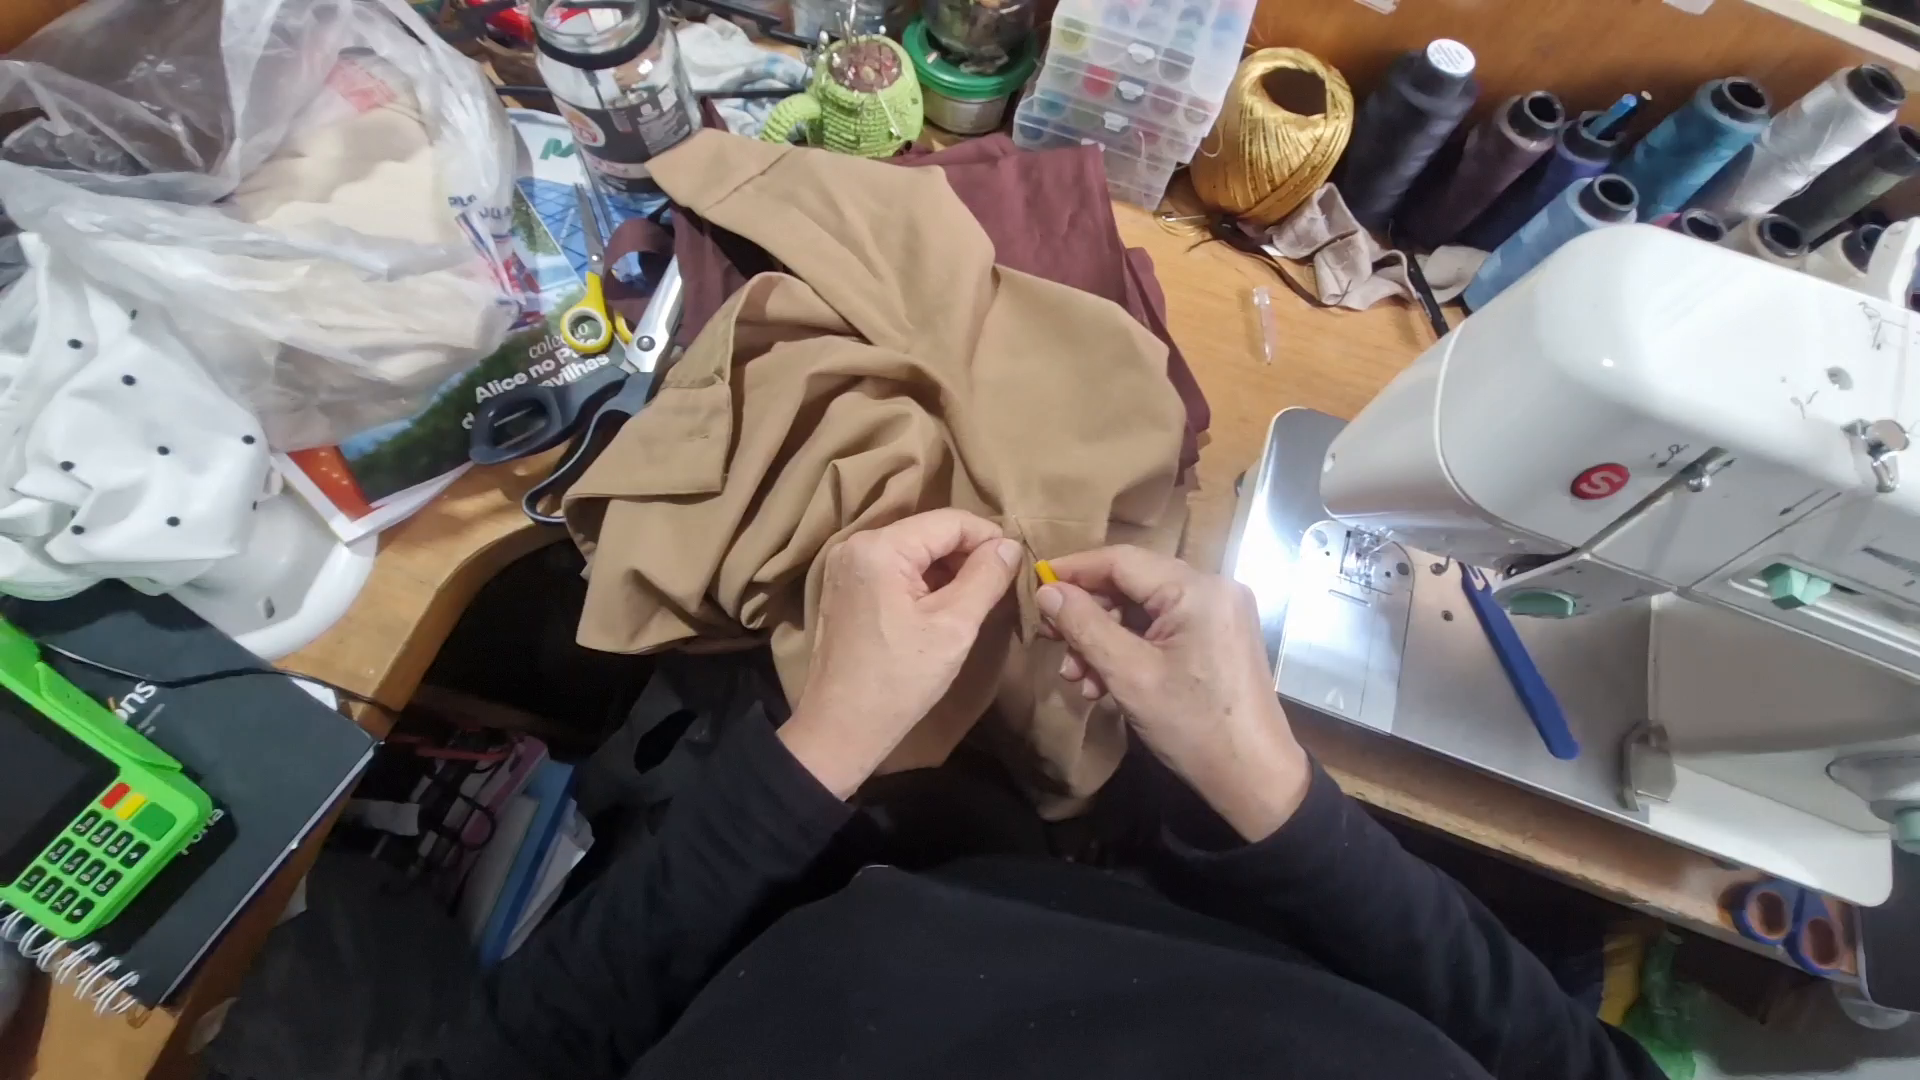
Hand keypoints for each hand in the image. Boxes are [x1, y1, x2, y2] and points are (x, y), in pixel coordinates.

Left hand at [782, 509, 1022, 798]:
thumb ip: (986, 577)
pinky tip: (944, 608)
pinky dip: (924, 582)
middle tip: (1000, 586)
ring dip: (948, 569)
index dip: (989, 538)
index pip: (950, 521)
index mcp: (880, 547)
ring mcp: (846, 566)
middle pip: (930, 532)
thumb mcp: (954, 627)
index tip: (1017, 565)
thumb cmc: (900, 679)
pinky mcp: (846, 587)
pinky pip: (895, 569)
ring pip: (914, 550)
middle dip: (969, 554)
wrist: (841, 729)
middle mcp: (856, 544)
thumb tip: (1010, 545)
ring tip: (977, 599)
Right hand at [1037, 546, 1310, 840]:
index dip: (1074, 569)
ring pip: (1143, 609)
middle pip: (1131, 583)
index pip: (1121, 560)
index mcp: (1197, 589)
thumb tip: (1046, 591)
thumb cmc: (1191, 726)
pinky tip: (1105, 683)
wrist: (1254, 780)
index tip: (1035, 585)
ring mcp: (1219, 612)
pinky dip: (1130, 648)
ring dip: (1104, 638)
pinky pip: (1162, 627)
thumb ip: (1084, 625)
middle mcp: (1213, 588)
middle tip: (1051, 640)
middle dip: (1087, 615)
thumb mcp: (1128, 674)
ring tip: (1078, 677)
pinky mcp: (1218, 636)